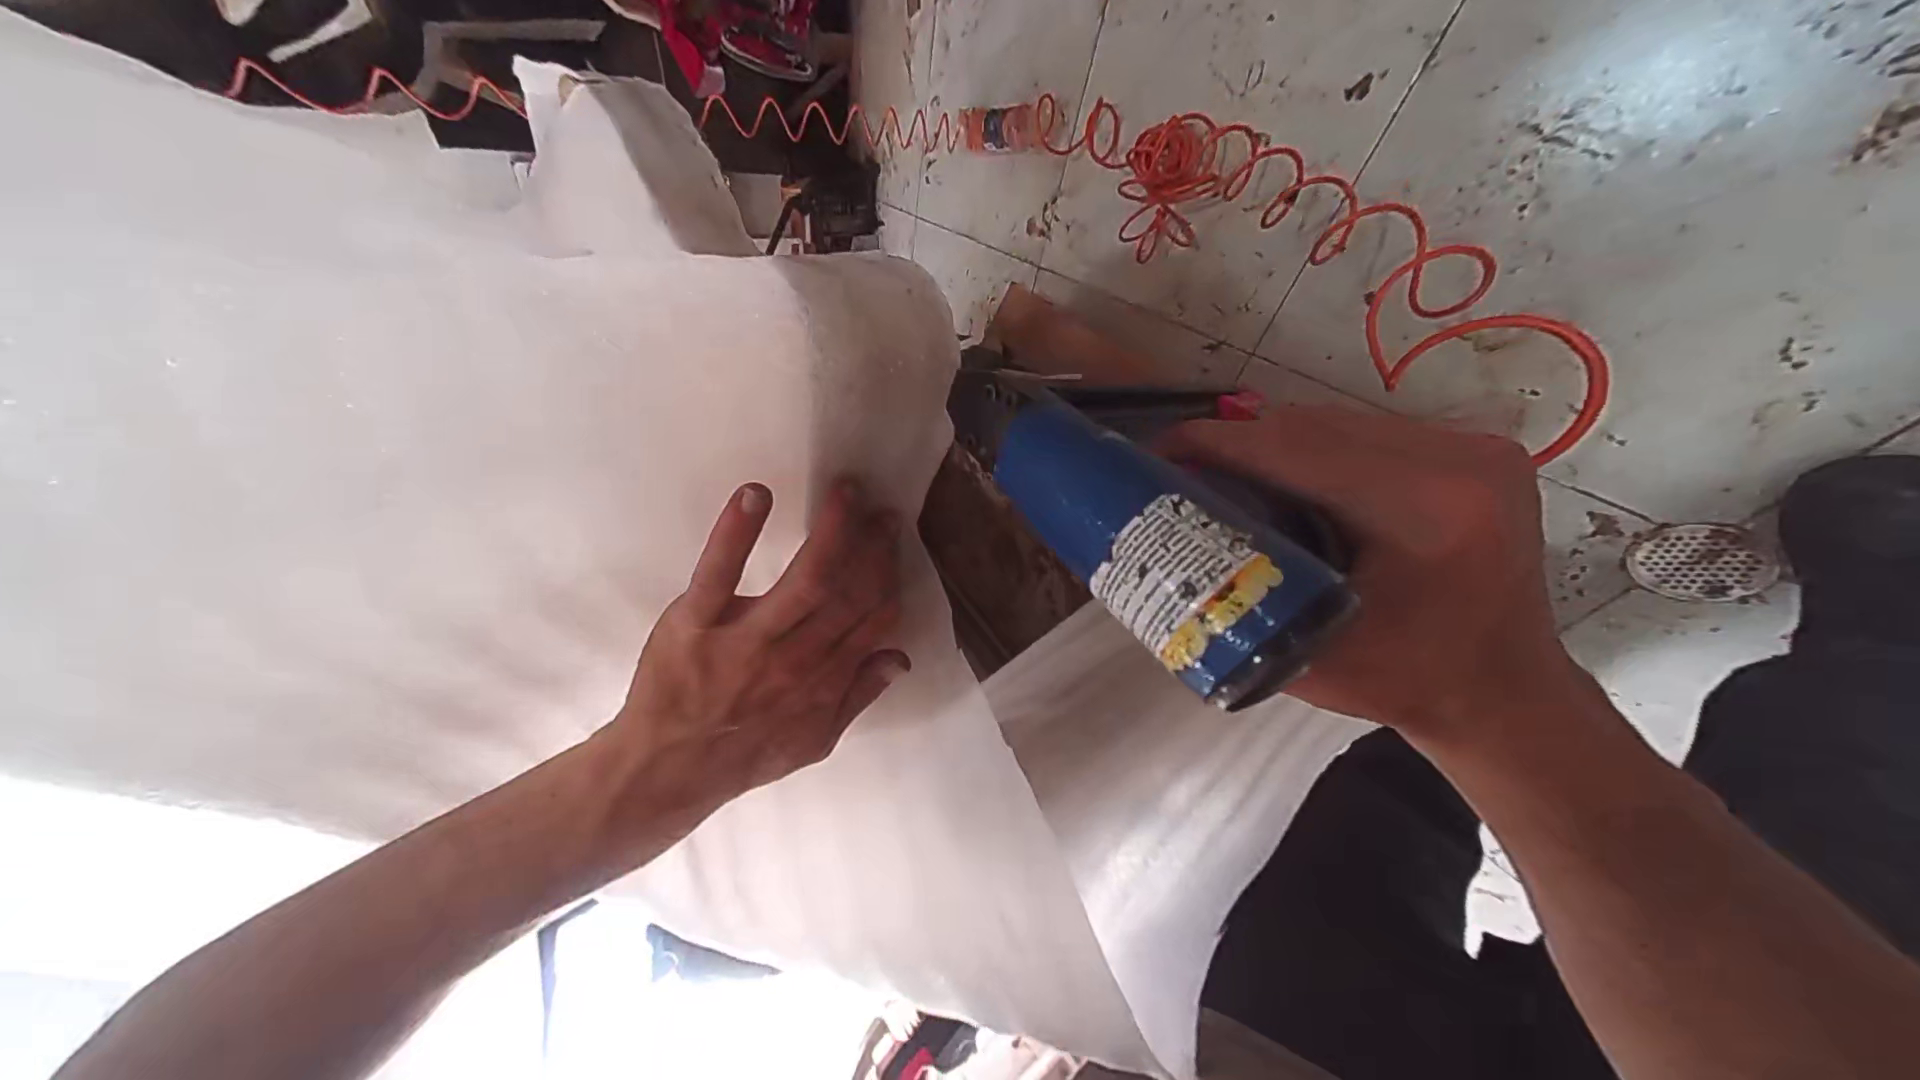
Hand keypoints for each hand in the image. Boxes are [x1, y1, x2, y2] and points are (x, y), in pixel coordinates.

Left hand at [594, 479, 909, 822]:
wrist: (665, 772)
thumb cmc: (744, 754)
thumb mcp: (814, 741)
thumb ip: (859, 697)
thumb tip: (900, 658)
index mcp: (824, 679)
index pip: (874, 619)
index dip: (889, 578)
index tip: (895, 545)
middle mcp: (795, 657)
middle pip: (849, 593)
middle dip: (873, 548)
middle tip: (883, 511)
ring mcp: (746, 639)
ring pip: (806, 580)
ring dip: (832, 533)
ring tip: (846, 492)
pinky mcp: (694, 623)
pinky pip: (719, 572)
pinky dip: (737, 533)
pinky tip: (755, 494)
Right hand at [1160, 407, 1582, 744]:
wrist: (1501, 694)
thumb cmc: (1403, 683)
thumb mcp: (1304, 647)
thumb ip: (1239, 588)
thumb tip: (1173, 539)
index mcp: (1425, 509)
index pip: (1294, 449)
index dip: (1217, 442)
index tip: (1159, 448)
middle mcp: (1461, 461)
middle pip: (1315, 425)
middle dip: (1237, 440)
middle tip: (1182, 465)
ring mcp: (1474, 450)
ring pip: (1338, 421)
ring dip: (1272, 442)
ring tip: (1221, 468)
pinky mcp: (1473, 454)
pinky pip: (1367, 433)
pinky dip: (1312, 448)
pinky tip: (1280, 475)